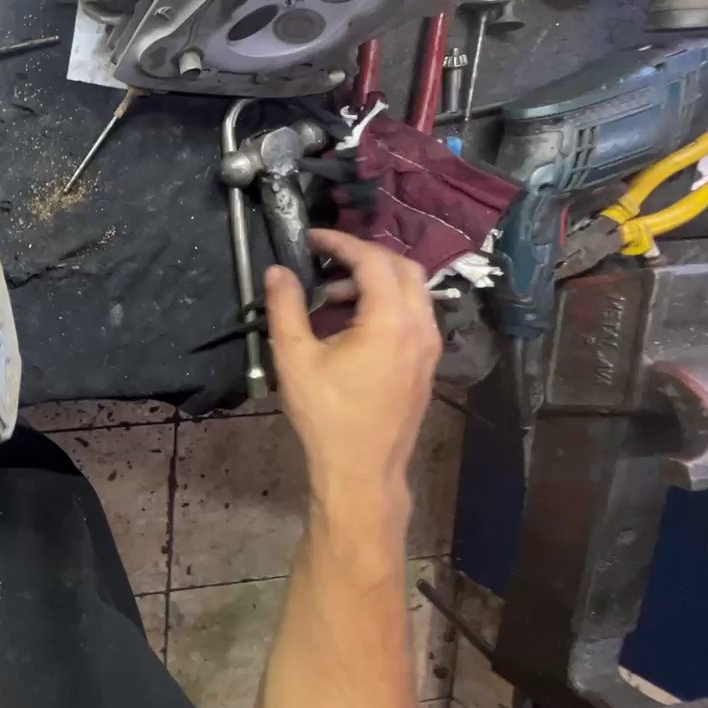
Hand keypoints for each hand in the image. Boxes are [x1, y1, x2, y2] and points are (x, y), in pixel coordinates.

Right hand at [263, 230, 439, 514]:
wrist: (361, 468)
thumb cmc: (325, 414)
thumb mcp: (294, 358)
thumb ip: (285, 308)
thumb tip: (278, 271)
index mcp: (390, 322)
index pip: (373, 261)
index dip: (341, 242)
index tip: (310, 238)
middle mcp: (420, 327)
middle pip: (402, 268)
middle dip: (362, 256)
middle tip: (323, 261)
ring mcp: (428, 346)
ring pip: (410, 291)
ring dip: (372, 281)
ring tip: (327, 298)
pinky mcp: (425, 362)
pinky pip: (411, 314)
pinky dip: (383, 303)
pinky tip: (348, 324)